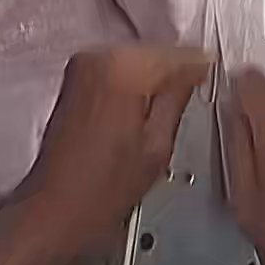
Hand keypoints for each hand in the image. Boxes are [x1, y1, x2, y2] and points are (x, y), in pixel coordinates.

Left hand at [0, 45, 207, 264]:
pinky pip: (118, 68)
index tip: (212, 79)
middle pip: (155, 53)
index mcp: (124, 68)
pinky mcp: (75, 76)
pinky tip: (142, 107)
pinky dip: (133, 82)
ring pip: (137, 58)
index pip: (177, 54)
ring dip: (153, 77)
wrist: (53, 212)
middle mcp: (100, 55)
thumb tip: (195, 70)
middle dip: (174, 72)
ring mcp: (83, 63)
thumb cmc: (106, 188)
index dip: (199, 67)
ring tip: (166, 107)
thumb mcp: (157, 146)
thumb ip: (178, 98)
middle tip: (191, 97)